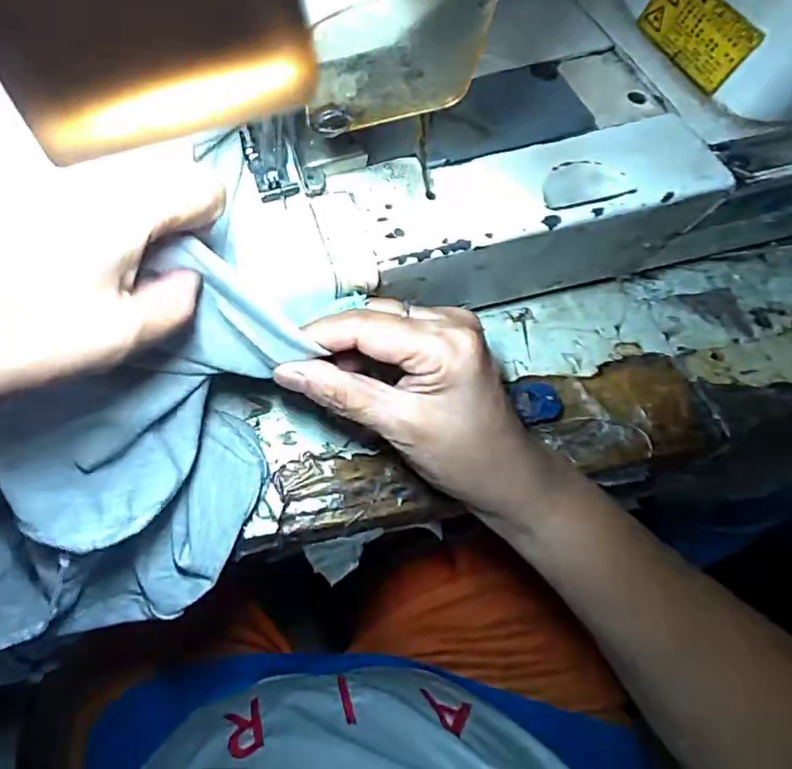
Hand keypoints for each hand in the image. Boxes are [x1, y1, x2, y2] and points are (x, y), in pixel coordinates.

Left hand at [0, 59, 223, 464]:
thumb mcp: (107, 344)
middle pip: (166, 138)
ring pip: (113, 97)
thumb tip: (190, 270)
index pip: (205, 186)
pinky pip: (41, 71)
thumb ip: (175, 304)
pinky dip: (61, 83)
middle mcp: (93, 139)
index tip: (167, 239)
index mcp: (134, 197)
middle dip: (162, 173)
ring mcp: (30, 107)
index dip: (194, 219)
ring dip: (121, 127)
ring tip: (88, 167)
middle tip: (126, 210)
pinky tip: (45, 116)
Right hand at [271, 302, 579, 523]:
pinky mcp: (449, 333)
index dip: (318, 336)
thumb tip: (288, 370)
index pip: (365, 325)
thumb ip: (340, 392)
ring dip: (350, 342)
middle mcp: (451, 320)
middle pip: (373, 315)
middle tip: (295, 362)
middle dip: (332, 338)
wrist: (511, 477)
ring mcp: (453, 323)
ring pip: (382, 319)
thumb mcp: (396, 426)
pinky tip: (353, 368)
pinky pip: (397, 328)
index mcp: (445, 341)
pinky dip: (371, 346)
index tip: (280, 351)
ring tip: (320, 369)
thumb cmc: (461, 459)